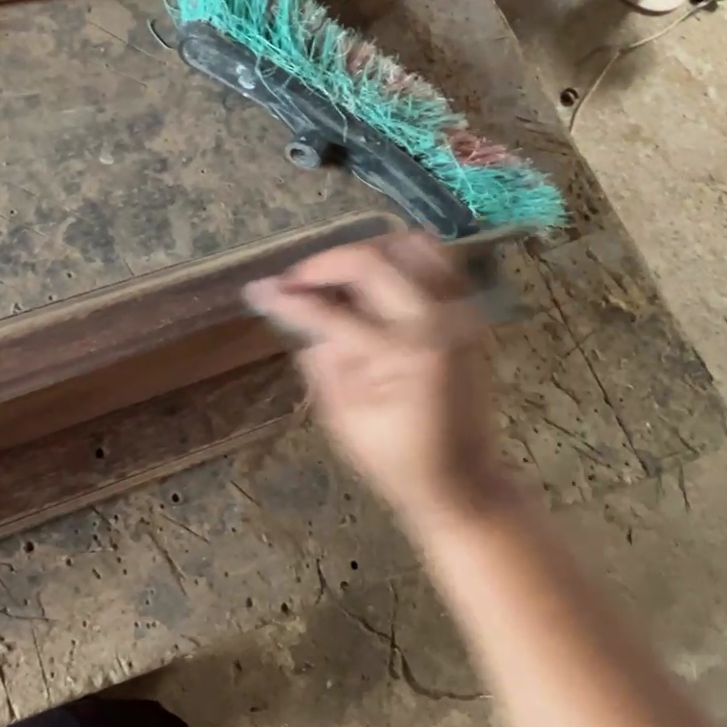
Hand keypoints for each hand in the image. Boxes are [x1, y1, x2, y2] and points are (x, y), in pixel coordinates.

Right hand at [242, 233, 512, 524]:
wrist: (464, 481)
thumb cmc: (395, 459)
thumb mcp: (342, 417)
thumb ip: (322, 360)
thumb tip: (303, 316)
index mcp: (402, 353)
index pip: (328, 310)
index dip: (286, 297)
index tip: (256, 290)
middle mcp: (436, 321)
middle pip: (371, 260)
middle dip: (322, 265)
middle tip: (294, 282)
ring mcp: (460, 312)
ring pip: (409, 246)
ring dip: (364, 254)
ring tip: (334, 278)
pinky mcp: (471, 314)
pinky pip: (436, 262)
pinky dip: (399, 260)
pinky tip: (372, 282)